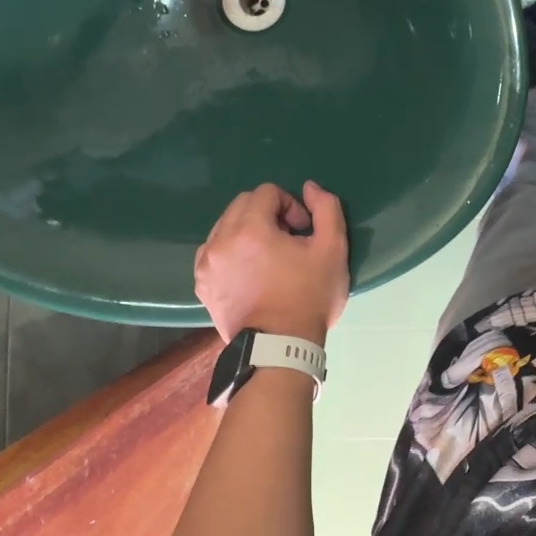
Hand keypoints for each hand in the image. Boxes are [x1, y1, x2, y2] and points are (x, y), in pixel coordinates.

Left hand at [193, 181, 348, 343]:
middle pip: (243, 204)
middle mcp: (220, 240)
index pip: (267, 192)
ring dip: (248, 230)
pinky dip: (232, 251)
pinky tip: (251, 272)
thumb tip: (310, 187)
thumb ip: (326, 208)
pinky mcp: (202, 284)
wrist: (280, 348)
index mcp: (249, 228)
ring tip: (269, 258)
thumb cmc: (309, 296)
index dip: (290, 205)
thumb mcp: (333, 249)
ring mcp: (206, 264)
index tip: (303, 230)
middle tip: (289, 241)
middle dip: (268, 214)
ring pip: (226, 226)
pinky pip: (214, 251)